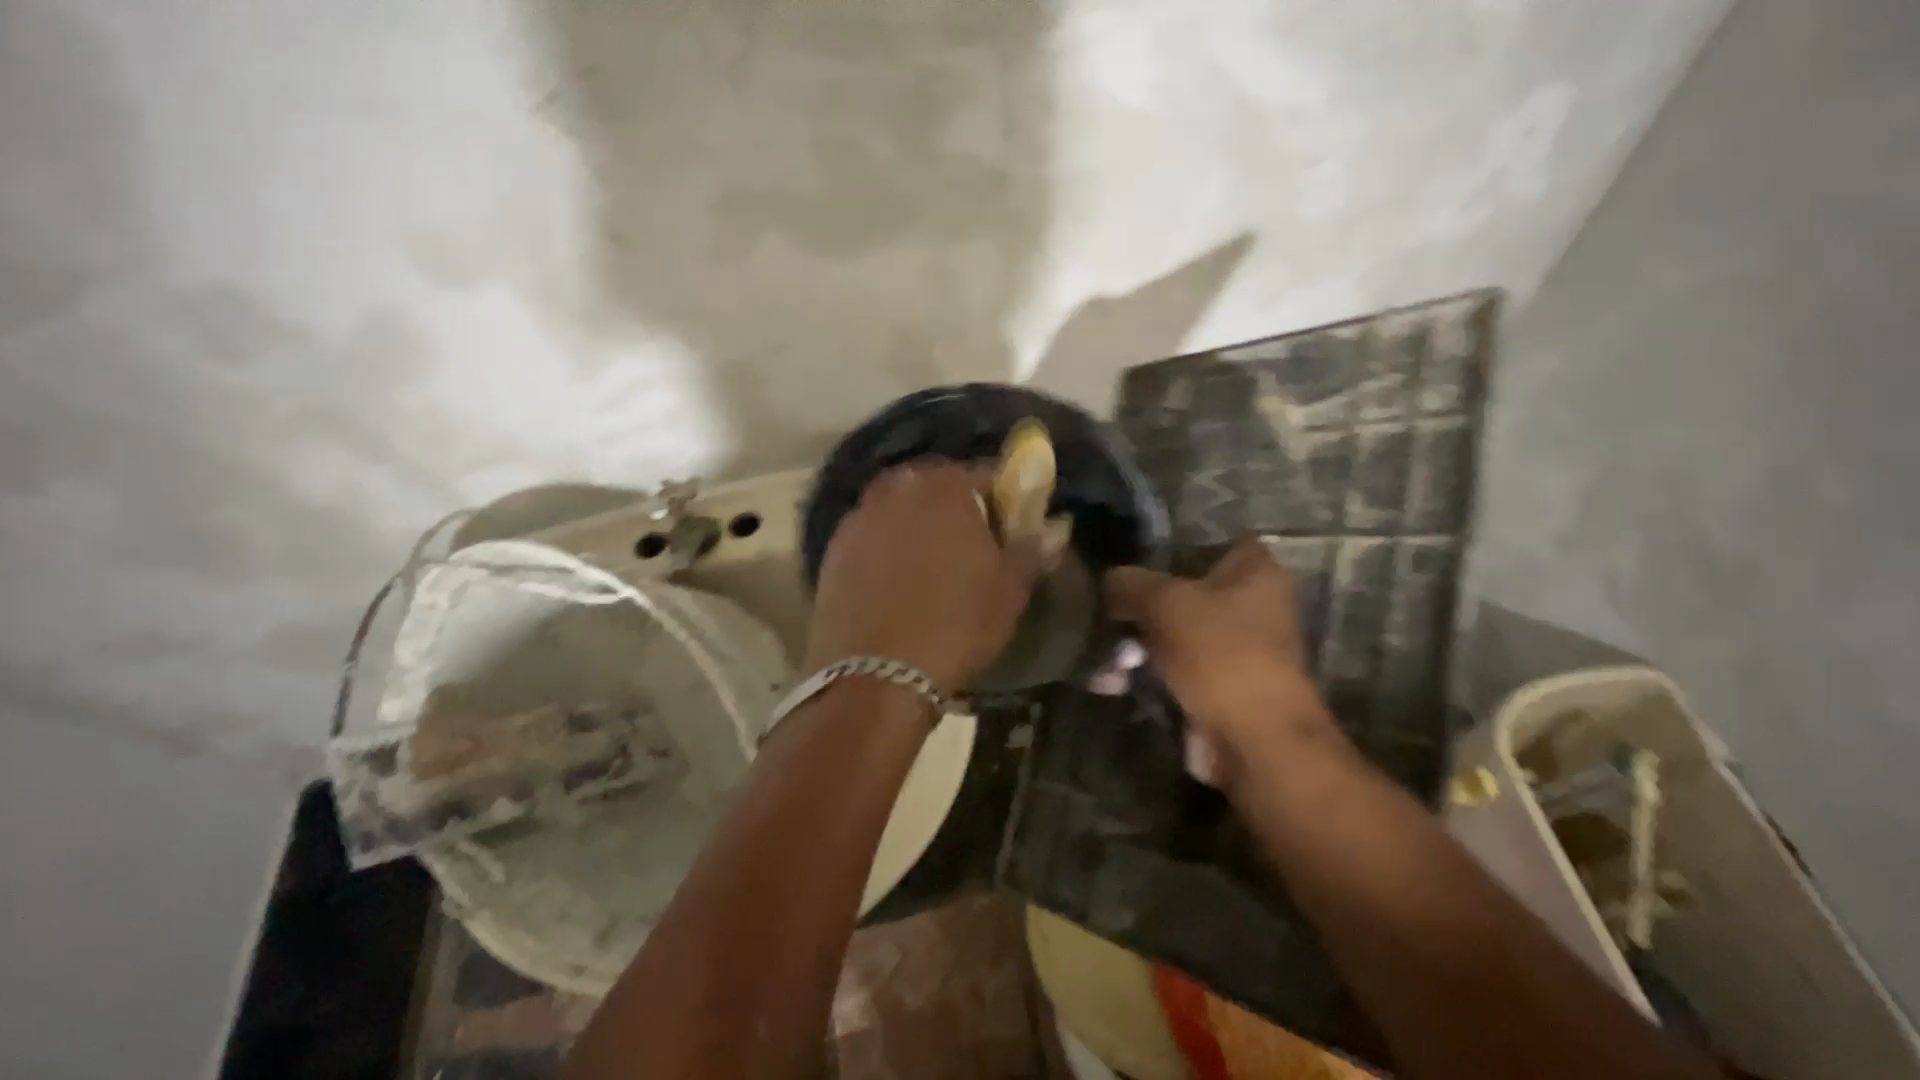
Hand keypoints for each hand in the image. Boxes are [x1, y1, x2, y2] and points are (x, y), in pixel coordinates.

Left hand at [804, 462, 1039, 695]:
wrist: (875, 676)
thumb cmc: (956, 626)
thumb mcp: (1010, 590)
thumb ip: (1031, 547)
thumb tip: (1053, 525)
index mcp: (946, 485)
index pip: (988, 475)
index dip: (1006, 502)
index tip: (1013, 530)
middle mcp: (898, 487)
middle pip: (939, 487)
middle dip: (959, 509)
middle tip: (975, 550)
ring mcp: (859, 516)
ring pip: (902, 511)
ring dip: (921, 528)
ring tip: (935, 570)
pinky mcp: (833, 549)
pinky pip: (875, 537)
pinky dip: (889, 550)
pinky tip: (899, 585)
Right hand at [1105, 538, 1343, 786]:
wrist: (1253, 739)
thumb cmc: (1219, 653)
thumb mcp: (1165, 603)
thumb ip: (1130, 583)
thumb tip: (1108, 580)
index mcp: (1258, 572)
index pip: (1216, 542)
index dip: (1175, 547)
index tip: (1133, 559)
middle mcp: (1256, 608)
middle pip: (1188, 593)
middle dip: (1144, 606)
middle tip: (1105, 612)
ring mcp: (1240, 652)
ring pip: (1177, 637)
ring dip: (1138, 647)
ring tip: (1098, 656)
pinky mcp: (1222, 691)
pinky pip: (1176, 674)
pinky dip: (1147, 678)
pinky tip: (1110, 684)